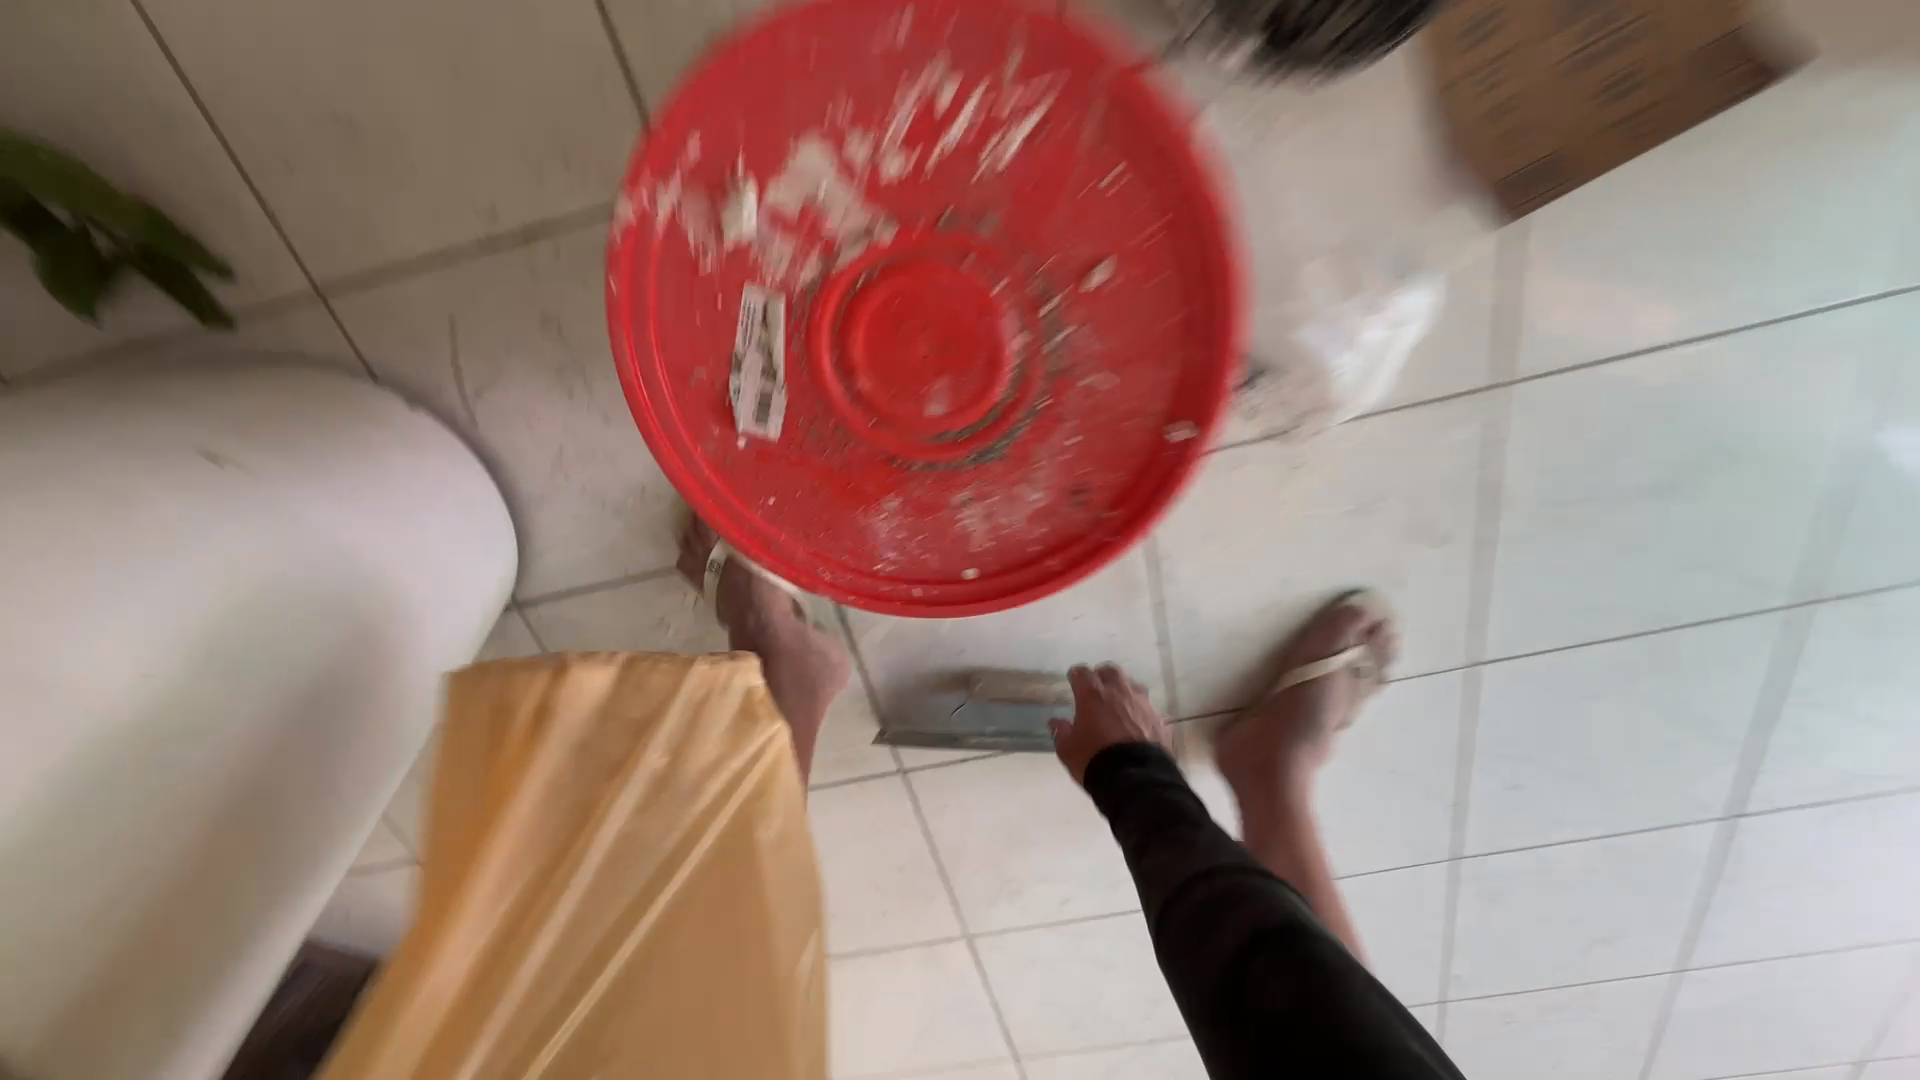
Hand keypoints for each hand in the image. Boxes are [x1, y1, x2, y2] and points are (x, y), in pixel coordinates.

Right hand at [1049, 664, 1169, 785]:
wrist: (1135, 779)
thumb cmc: (1094, 760)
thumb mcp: (1068, 750)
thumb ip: (1061, 732)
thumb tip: (1056, 723)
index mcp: (1092, 695)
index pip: (1082, 672)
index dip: (1076, 675)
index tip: (1073, 681)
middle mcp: (1118, 692)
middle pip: (1110, 671)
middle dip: (1102, 676)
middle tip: (1096, 688)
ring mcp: (1142, 704)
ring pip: (1132, 685)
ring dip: (1123, 690)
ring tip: (1118, 704)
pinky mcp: (1158, 719)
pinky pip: (1147, 707)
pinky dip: (1139, 711)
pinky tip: (1136, 723)